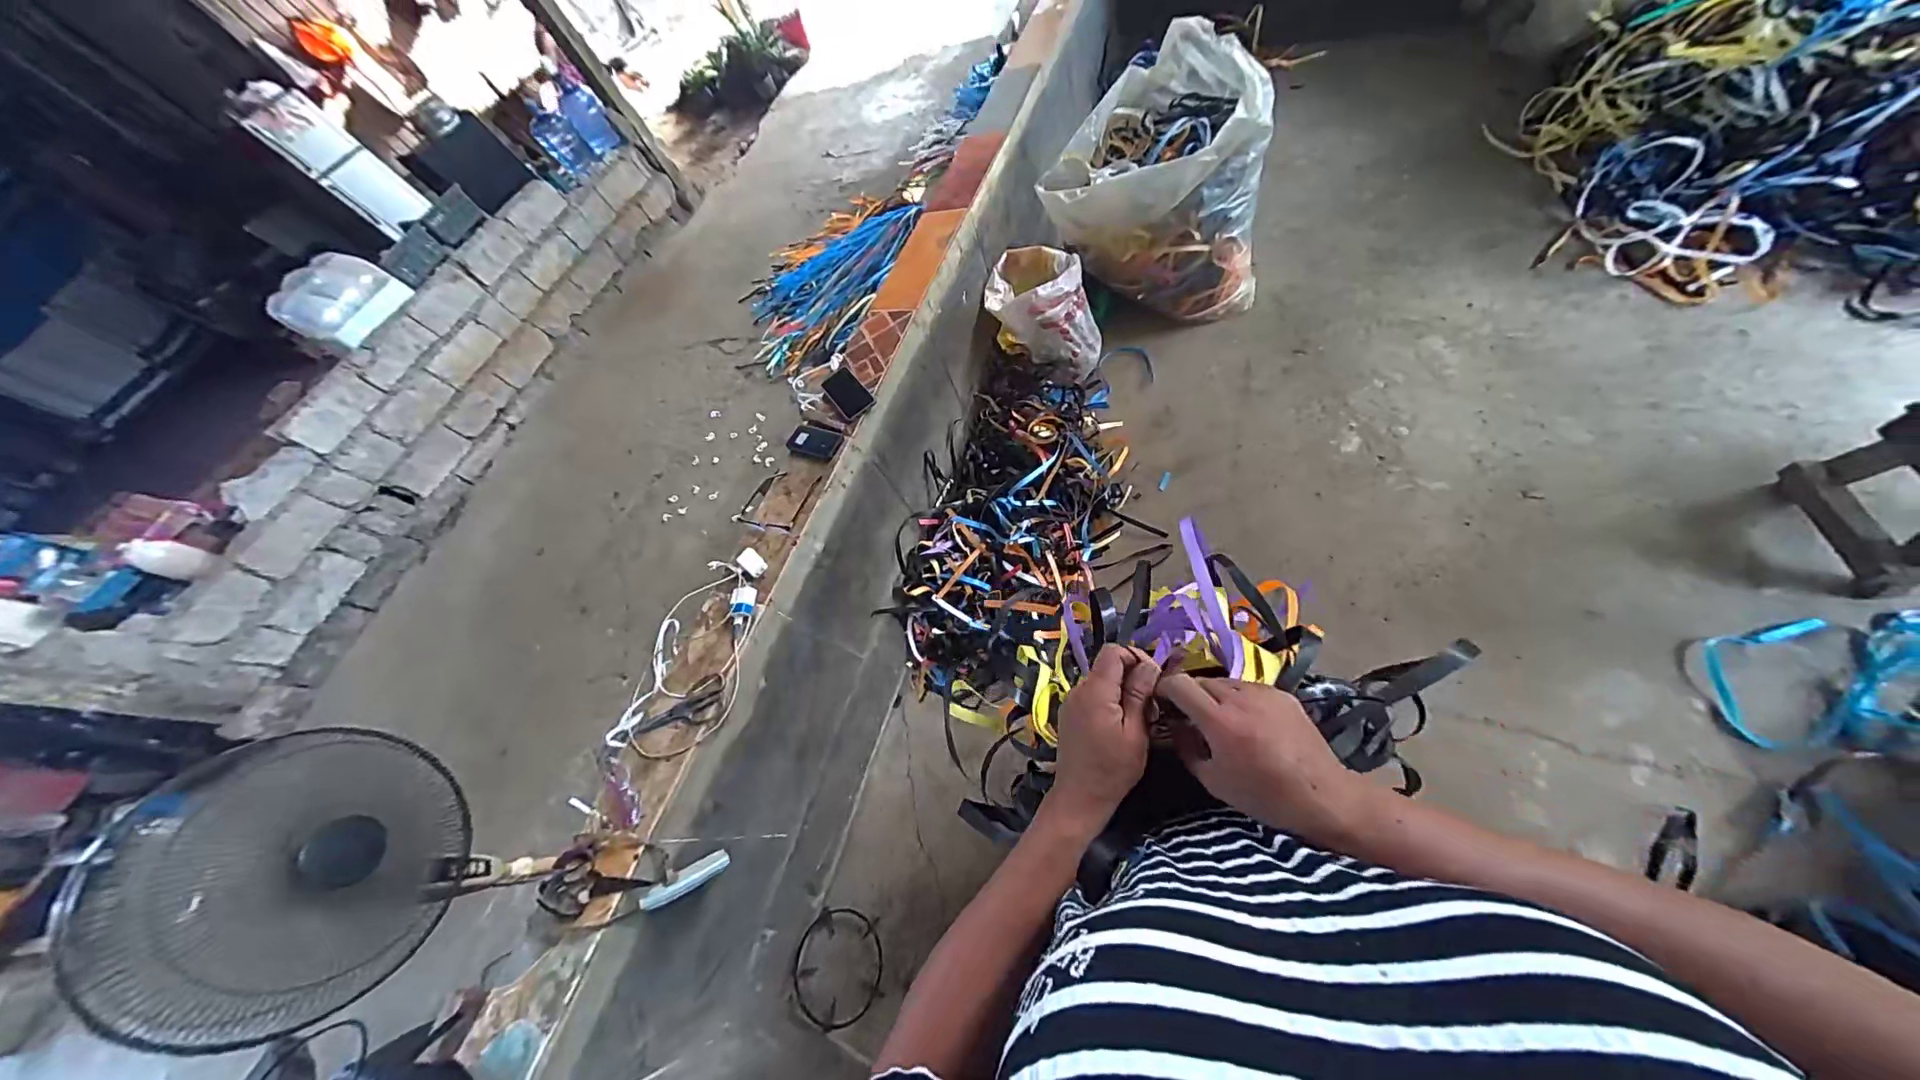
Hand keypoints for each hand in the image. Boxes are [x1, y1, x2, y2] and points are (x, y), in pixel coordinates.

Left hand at [1047, 646, 1158, 829]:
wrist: (1079, 797)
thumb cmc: (1112, 770)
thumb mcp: (1135, 733)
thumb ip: (1140, 695)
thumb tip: (1149, 664)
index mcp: (1095, 691)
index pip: (1113, 651)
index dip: (1136, 658)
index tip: (1153, 681)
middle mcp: (1078, 689)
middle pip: (1108, 665)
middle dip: (1133, 677)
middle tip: (1151, 705)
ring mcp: (1072, 701)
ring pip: (1103, 680)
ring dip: (1123, 691)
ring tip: (1139, 719)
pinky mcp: (1071, 713)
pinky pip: (1094, 695)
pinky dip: (1110, 701)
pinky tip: (1121, 725)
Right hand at [1155, 675, 1383, 846]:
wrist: (1324, 796)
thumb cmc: (1263, 795)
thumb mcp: (1212, 779)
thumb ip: (1185, 746)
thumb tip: (1174, 725)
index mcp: (1219, 719)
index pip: (1178, 683)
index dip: (1164, 689)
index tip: (1161, 703)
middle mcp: (1240, 696)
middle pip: (1200, 680)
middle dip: (1190, 696)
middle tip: (1191, 718)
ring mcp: (1264, 692)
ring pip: (1224, 682)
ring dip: (1215, 697)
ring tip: (1223, 722)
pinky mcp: (1282, 694)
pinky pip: (1249, 689)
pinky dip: (1240, 700)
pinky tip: (1250, 724)